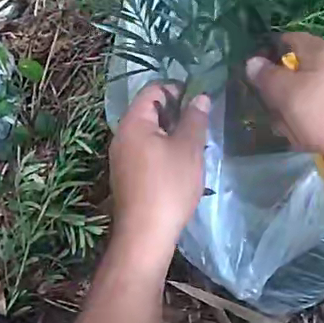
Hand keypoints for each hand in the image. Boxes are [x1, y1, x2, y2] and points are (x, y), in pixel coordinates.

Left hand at [109, 82, 210, 262]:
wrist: (145, 234)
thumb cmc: (168, 186)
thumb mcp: (188, 148)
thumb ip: (194, 119)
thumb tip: (200, 97)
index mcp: (132, 123)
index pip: (153, 90)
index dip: (178, 89)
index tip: (200, 100)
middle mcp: (121, 136)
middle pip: (149, 111)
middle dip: (176, 113)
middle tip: (202, 124)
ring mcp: (121, 158)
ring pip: (149, 133)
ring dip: (172, 134)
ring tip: (196, 145)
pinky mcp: (126, 176)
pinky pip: (145, 152)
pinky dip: (163, 151)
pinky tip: (181, 166)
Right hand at [244, 33, 323, 177]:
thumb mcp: (291, 94)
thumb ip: (268, 78)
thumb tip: (252, 62)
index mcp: (317, 50)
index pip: (285, 40)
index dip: (266, 55)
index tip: (254, 78)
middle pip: (293, 74)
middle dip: (280, 98)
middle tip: (277, 116)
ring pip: (306, 100)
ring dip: (295, 118)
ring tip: (298, 135)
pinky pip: (323, 116)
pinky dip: (314, 129)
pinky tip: (314, 143)